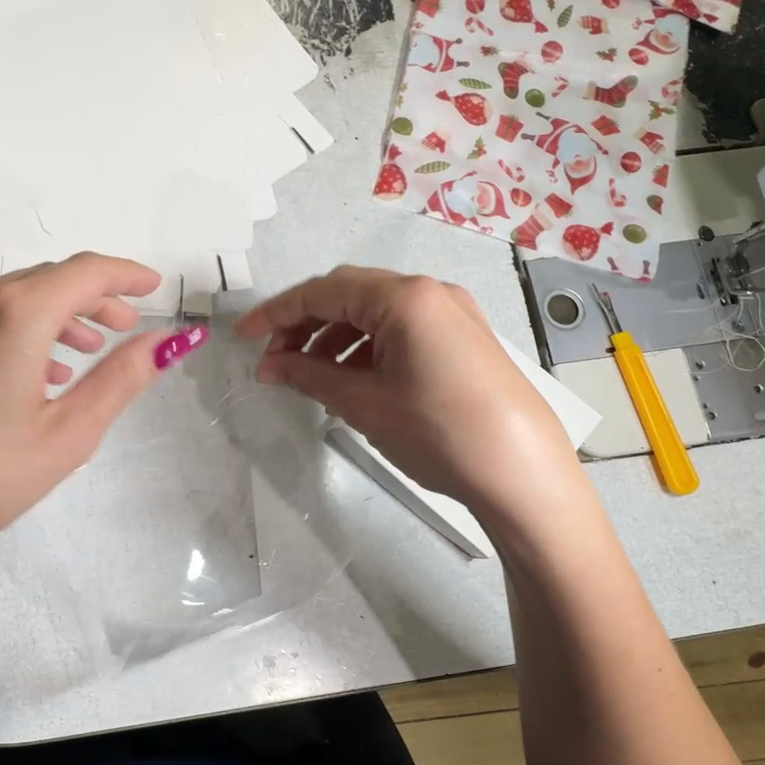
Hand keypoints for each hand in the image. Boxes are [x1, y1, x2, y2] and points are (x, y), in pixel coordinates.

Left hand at [0, 254, 206, 602]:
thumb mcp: (69, 433)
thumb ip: (122, 378)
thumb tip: (172, 340)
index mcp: (16, 314)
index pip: (85, 272)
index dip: (126, 275)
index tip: (156, 286)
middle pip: (48, 280)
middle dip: (94, 298)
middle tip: (127, 328)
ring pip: (15, 299)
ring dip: (58, 315)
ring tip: (87, 352)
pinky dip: (23, 332)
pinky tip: (37, 374)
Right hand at [234, 266, 584, 534]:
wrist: (521, 472)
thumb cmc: (436, 431)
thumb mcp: (362, 403)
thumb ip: (308, 375)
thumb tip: (270, 366)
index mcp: (403, 298)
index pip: (322, 292)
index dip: (276, 314)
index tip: (243, 338)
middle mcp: (429, 293)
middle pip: (348, 294)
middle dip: (304, 323)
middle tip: (275, 359)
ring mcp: (451, 314)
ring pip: (374, 312)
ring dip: (333, 336)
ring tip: (308, 375)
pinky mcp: (463, 338)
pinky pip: (400, 329)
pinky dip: (365, 347)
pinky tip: (349, 379)